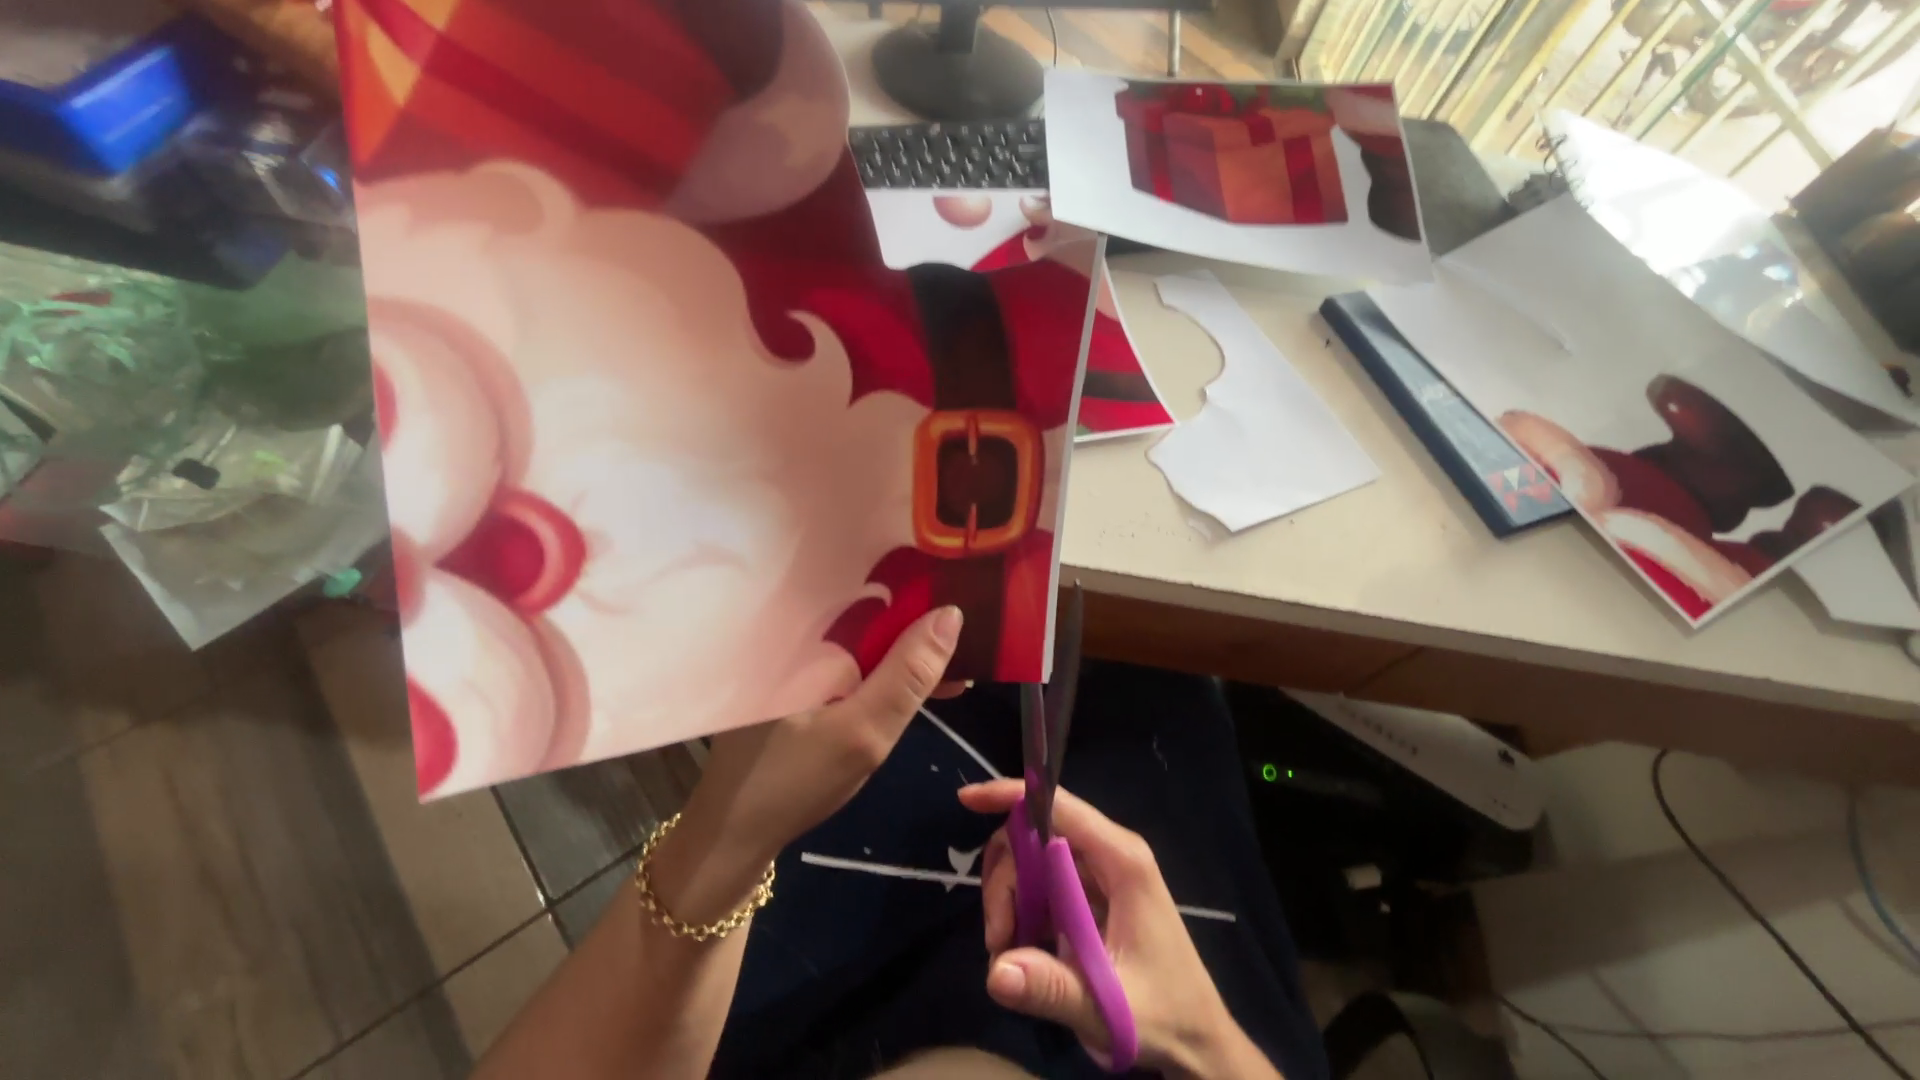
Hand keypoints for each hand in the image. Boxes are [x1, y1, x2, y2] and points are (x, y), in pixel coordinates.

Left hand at [652, 607, 964, 922]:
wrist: (733, 835)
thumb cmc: (796, 781)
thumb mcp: (864, 730)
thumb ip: (908, 675)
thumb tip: (952, 613)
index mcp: (802, 632)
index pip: (869, 589)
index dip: (919, 589)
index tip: (966, 595)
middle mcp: (795, 634)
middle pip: (868, 611)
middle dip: (920, 622)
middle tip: (976, 638)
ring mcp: (794, 660)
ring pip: (863, 640)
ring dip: (906, 651)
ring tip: (959, 666)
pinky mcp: (797, 684)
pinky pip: (850, 663)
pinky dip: (883, 672)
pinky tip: (918, 686)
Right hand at [960, 781, 1274, 1078]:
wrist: (1197, 1040)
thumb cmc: (1165, 1014)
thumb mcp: (1107, 1006)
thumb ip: (1052, 988)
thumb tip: (996, 970)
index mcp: (1121, 861)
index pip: (1058, 807)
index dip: (1011, 795)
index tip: (965, 799)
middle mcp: (1108, 855)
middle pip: (1033, 835)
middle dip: (1003, 880)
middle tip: (997, 938)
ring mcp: (1098, 873)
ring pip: (1030, 859)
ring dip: (1007, 900)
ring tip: (1007, 952)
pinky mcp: (1088, 894)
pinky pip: (1039, 884)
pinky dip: (1019, 911)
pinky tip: (1021, 950)